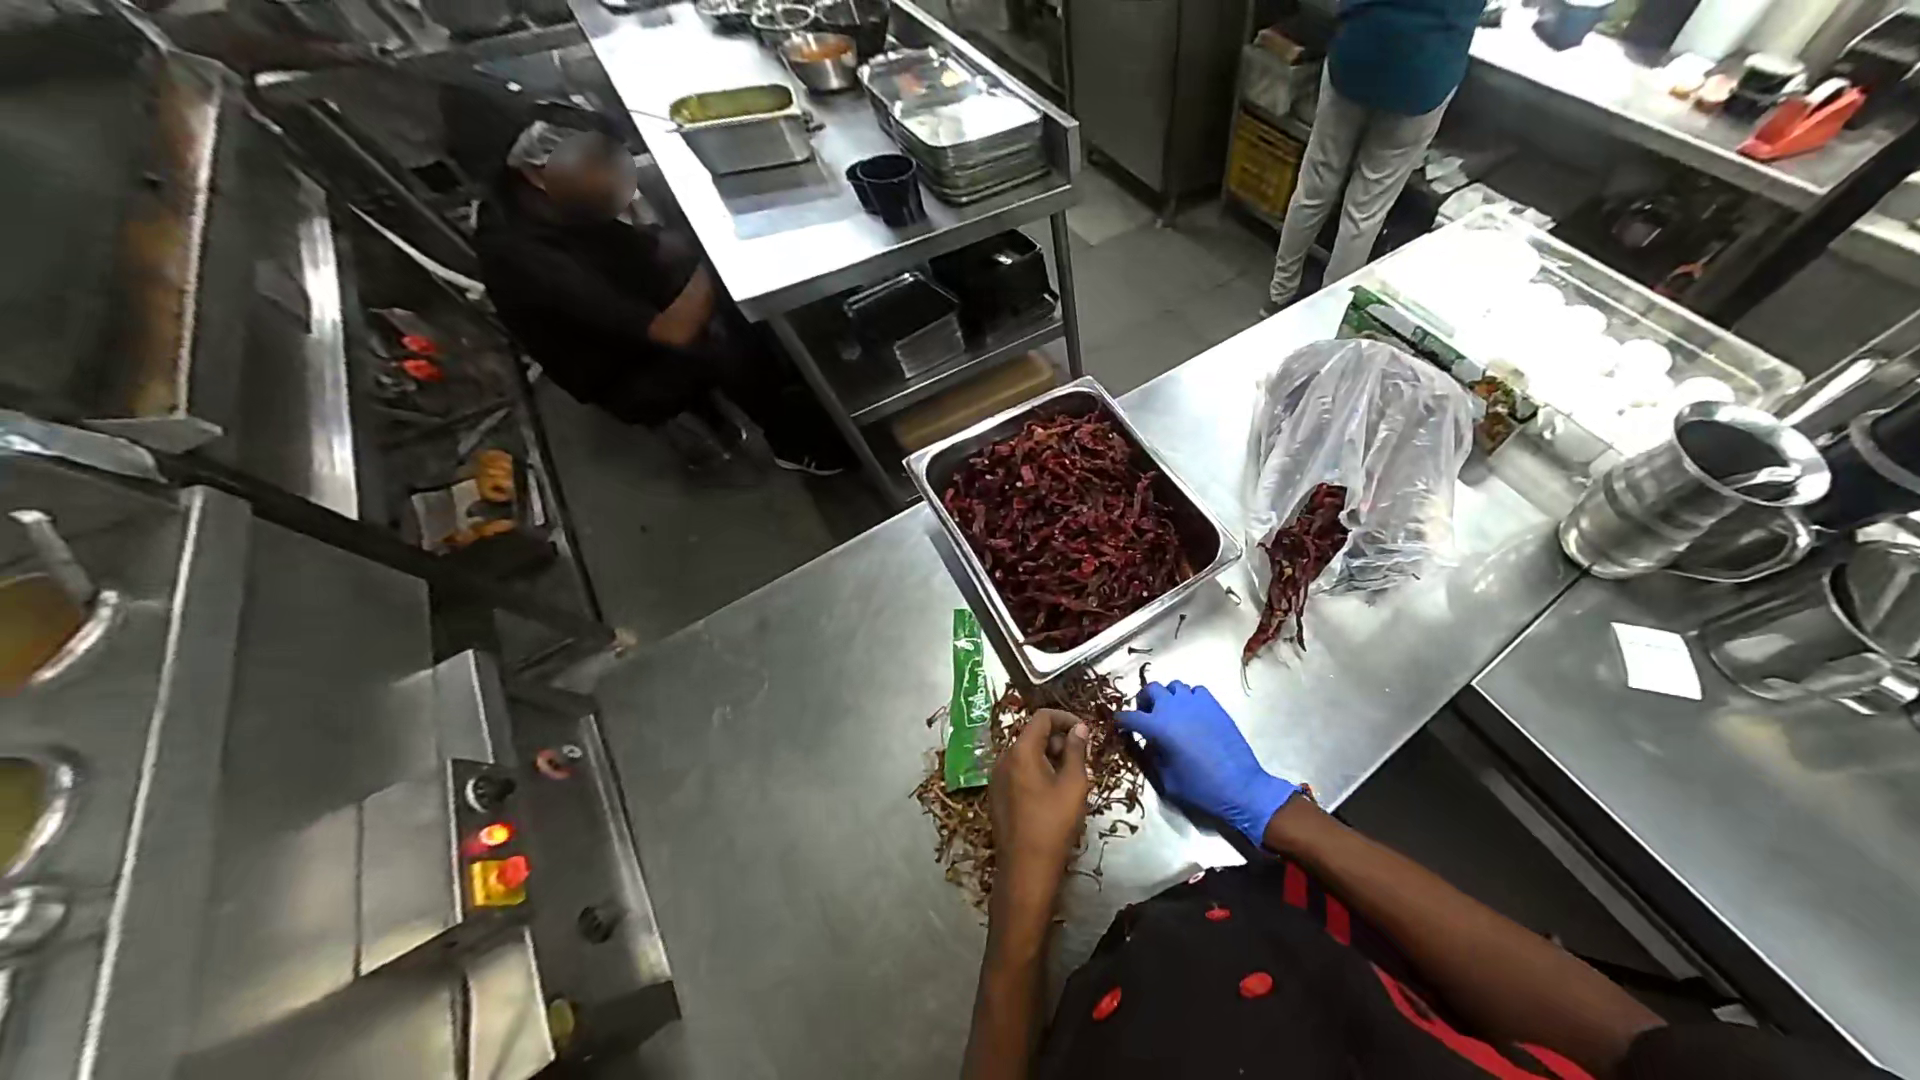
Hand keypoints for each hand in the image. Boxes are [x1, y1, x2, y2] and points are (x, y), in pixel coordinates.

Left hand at [989, 709, 1090, 905]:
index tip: (1085, 733)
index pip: (1042, 717)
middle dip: (1058, 740)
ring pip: (1026, 754)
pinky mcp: (997, 795)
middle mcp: (1003, 759)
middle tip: (1081, 761)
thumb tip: (1079, 728)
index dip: (1065, 719)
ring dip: (1049, 757)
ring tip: (1070, 780)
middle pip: (1032, 735)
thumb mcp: (1073, 785)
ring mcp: (997, 778)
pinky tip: (1052, 794)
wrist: (1025, 868)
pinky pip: (1018, 771)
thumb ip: (1076, 751)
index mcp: (1020, 751)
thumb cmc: (1053, 824)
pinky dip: (1036, 771)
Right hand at [1116, 681, 1298, 845]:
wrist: (1241, 789)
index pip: (1128, 716)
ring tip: (1171, 713)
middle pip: (1150, 689)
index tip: (1120, 727)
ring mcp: (1195, 703)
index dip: (1120, 722)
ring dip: (1168, 697)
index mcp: (1157, 726)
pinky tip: (1192, 714)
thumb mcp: (1166, 779)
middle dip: (1143, 701)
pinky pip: (1196, 691)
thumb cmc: (1200, 789)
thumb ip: (1150, 756)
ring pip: (1174, 686)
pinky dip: (1189, 698)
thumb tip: (1144, 743)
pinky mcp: (1215, 705)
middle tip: (1146, 715)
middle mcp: (1173, 708)